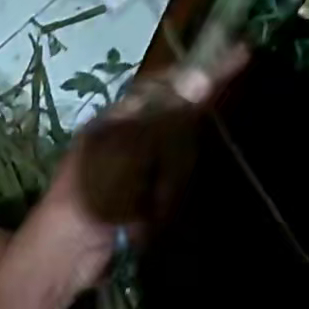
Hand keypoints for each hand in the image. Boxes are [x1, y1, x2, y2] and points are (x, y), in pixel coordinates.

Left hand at [20, 46, 250, 289]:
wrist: (67, 253)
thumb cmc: (92, 192)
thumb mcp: (130, 146)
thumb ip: (166, 114)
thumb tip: (202, 76)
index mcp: (114, 121)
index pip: (164, 87)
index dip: (198, 74)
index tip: (240, 56)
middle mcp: (123, 143)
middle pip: (176, 132)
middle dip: (175, 158)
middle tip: (157, 185)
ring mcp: (130, 177)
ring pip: (175, 168)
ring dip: (167, 190)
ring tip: (145, 211)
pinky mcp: (136, 208)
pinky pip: (166, 197)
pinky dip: (160, 210)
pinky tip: (145, 223)